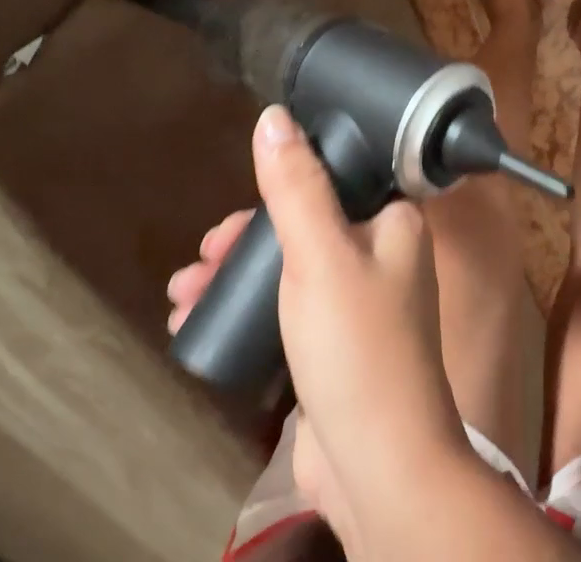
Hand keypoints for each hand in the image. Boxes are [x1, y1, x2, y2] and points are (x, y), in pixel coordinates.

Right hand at [167, 106, 469, 553]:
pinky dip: (248, 312)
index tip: (238, 204)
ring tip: (183, 295)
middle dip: (247, 238)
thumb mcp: (320, 254)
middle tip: (203, 256)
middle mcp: (384, 258)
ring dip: (236, 276)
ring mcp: (359, 306)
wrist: (376, 463)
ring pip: (290, 270)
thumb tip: (274, 117)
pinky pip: (287, 313)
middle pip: (307, 224)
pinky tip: (200, 325)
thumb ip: (296, 185)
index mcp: (397, 224)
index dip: (288, 181)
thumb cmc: (357, 346)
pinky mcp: (335, 348)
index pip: (342, 178)